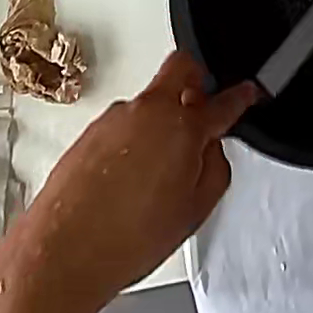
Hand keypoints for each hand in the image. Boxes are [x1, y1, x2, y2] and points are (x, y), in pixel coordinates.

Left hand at [5, 51, 259, 310]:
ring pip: (151, 98)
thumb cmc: (126, 235)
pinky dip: (137, 136)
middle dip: (197, 79)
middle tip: (205, 104)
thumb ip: (214, 168)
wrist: (66, 245)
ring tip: (161, 170)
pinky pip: (126, 120)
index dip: (240, 96)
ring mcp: (117, 114)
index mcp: (182, 126)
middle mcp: (147, 109)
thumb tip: (211, 149)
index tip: (247, 92)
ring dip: (163, 116)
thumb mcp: (194, 209)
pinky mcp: (94, 126)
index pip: (222, 102)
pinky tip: (134, 176)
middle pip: (180, 68)